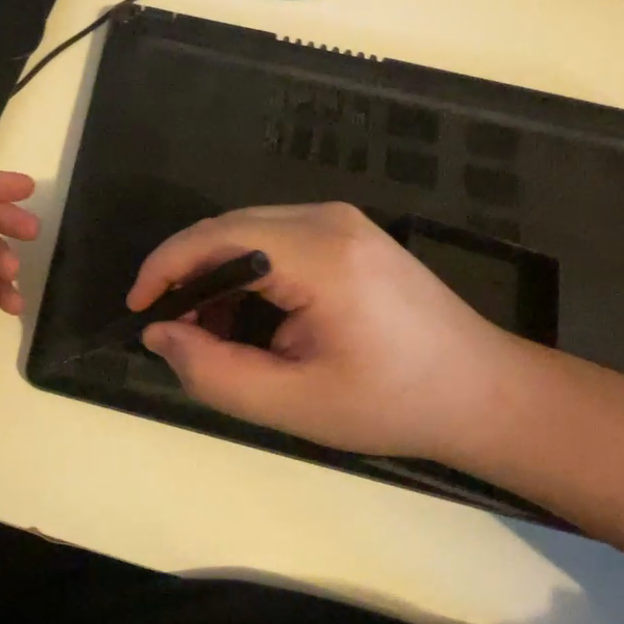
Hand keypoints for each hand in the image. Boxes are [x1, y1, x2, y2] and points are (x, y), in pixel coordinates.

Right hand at [127, 203, 520, 459]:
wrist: (486, 393)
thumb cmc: (394, 402)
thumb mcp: (296, 403)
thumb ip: (216, 372)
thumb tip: (160, 335)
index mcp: (320, 254)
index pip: (216, 237)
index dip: (164, 267)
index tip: (137, 309)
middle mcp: (326, 219)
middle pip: (227, 229)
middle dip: (186, 275)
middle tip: (172, 331)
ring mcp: (340, 220)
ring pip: (246, 232)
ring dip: (214, 276)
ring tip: (209, 334)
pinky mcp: (346, 233)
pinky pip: (272, 239)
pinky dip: (244, 274)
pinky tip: (247, 319)